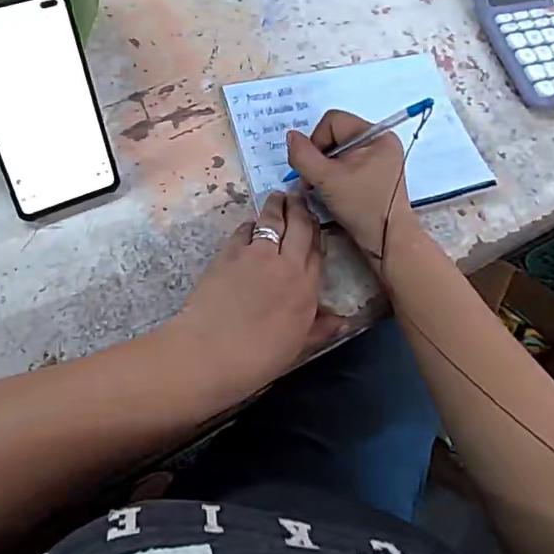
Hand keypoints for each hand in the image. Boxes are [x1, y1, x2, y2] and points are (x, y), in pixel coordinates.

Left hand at [166, 193, 346, 396]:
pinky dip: (251, 222)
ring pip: (272, 220)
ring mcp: (256, 254)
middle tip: (299, 195)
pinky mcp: (230, 251)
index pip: (317, 250)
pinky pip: (245, 229)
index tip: (315, 221)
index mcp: (306, 288)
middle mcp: (286, 264)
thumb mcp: (296, 347)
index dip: (317, 232)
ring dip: (277, 205)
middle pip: (299, 227)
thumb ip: (319, 329)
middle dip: (300, 208)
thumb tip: (342, 320)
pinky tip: (252, 222)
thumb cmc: (257, 358)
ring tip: (279, 196)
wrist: (211, 351)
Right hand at [286, 110, 417, 258]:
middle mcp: (381, 141)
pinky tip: (332, 190)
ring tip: (320, 187)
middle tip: (313, 180)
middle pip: (335, 134)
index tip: (313, 168)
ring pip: (339, 150)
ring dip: (324, 167)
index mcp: (376, 135)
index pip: (333, 121)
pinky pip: (348, 162)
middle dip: (319, 156)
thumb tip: (291, 136)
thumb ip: (303, 154)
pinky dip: (335, 174)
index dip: (316, 141)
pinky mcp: (376, 172)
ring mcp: (380, 157)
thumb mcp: (325, 178)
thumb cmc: (361, 205)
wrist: (387, 240)